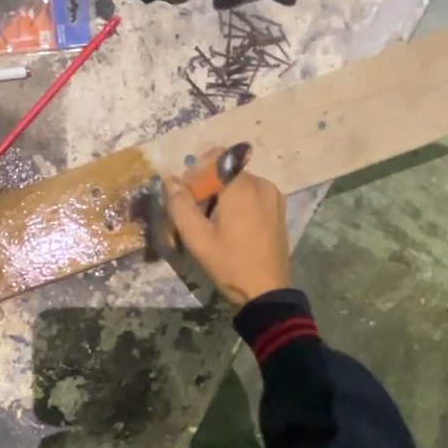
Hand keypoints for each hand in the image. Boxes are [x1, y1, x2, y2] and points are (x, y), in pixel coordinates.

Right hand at [162, 150, 290, 305]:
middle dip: (206, 187)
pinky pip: (252, 193)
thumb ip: (180, 205)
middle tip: (195, 216)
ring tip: (212, 224)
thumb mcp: (197, 238)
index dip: (196, 173)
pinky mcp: (278, 207)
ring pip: (238, 182)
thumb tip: (169, 179)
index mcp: (242, 187)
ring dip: (221, 195)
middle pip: (225, 171)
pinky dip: (237, 202)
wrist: (266, 290)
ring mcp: (273, 195)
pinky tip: (231, 227)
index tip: (187, 198)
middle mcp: (261, 183)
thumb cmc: (229, 265)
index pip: (214, 157)